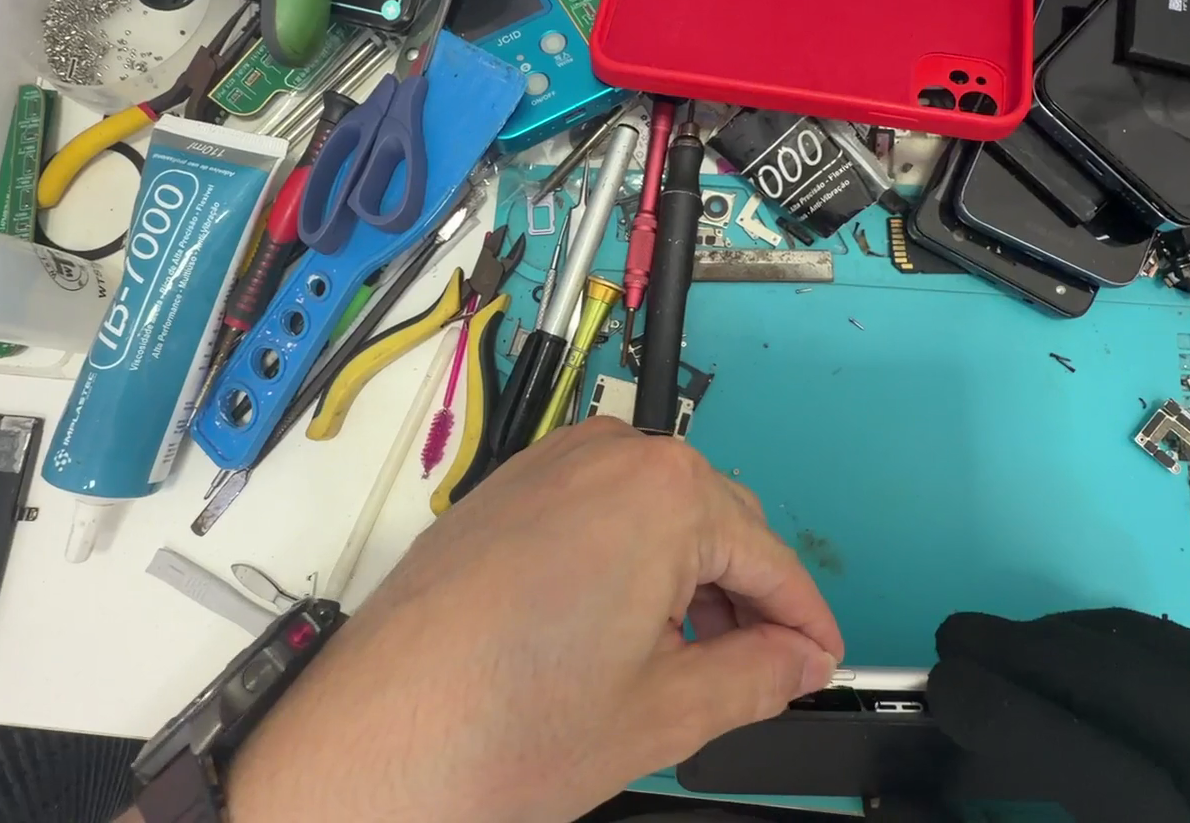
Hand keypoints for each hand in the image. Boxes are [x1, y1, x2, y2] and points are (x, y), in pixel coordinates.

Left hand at [225, 417, 844, 822]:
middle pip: (715, 518)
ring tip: (688, 650)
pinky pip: (603, 501)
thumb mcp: (663, 710)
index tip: (820, 658)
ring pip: (658, 505)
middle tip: (758, 666)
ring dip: (688, 570)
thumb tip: (798, 659)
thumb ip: (756, 676)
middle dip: (745, 593)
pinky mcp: (514, 481)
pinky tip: (622, 614)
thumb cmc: (509, 726)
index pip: (768, 553)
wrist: (370, 736)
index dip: (805, 616)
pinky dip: (632, 550)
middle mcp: (610, 454)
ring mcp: (554, 460)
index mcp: (665, 492)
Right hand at [923, 608, 1189, 822]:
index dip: (1025, 723)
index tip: (942, 686)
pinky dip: (1155, 643)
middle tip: (959, 641)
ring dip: (1098, 641)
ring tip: (1016, 640)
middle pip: (1175, 716)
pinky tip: (1083, 644)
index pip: (1122, 788)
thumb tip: (889, 795)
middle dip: (1051, 656)